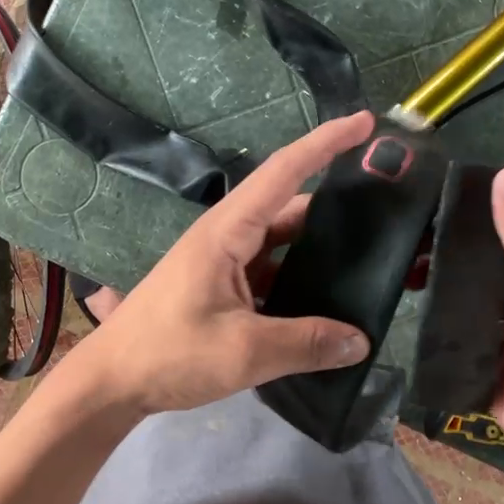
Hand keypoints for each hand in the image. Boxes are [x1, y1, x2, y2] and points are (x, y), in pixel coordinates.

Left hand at [69, 111, 376, 414]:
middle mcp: (227, 236)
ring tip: (374, 257)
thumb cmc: (169, 353)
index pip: (283, 172)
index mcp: (227, 231)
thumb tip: (360, 340)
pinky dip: (302, 279)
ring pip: (284, 243)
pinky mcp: (223, 288)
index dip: (324, 143)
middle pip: (291, 208)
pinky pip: (273, 272)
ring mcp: (224, 262)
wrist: (112, 382)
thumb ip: (305, 343)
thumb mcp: (242, 352)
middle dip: (339, 207)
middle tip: (391, 211)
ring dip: (322, 248)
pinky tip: (332, 299)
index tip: (364, 122)